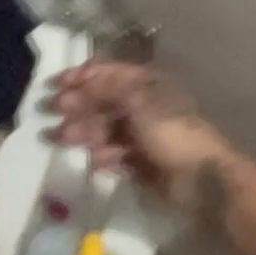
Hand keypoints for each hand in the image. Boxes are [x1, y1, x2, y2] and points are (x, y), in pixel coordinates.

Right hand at [48, 62, 232, 207]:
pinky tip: (96, 162)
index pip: (110, 74)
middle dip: (78, 105)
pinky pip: (114, 156)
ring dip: (85, 132)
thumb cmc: (172, 133)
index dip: (83, 76)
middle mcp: (143, 107)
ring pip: (105, 129)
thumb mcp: (140, 102)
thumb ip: (108, 88)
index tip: (57, 84)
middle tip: (55, 112)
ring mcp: (141, 136)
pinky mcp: (140, 163)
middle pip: (104, 102)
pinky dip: (103, 157)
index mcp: (147, 86)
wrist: (201, 180)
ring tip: (65, 139)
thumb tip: (82, 80)